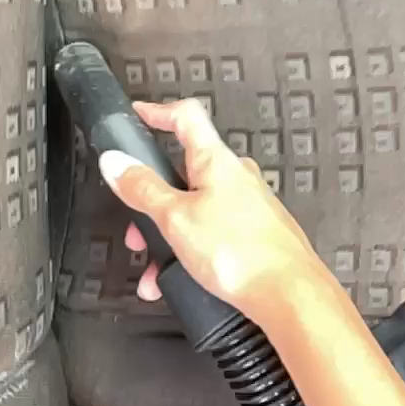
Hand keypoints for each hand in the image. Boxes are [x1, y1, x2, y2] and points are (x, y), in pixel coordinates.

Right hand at [98, 99, 321, 316]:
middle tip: (136, 223)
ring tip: (156, 266)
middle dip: (153, 200)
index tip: (139, 114)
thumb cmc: (242, 252)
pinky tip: (181, 279)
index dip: (159, 111)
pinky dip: (190, 252)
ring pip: (196, 209)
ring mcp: (248, 204)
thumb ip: (143, 189)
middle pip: (184, 171)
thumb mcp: (176, 218)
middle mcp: (236, 175)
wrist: (288, 294)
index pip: (186, 116)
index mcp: (216, 160)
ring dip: (169, 236)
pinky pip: (213, 233)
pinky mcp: (255, 231)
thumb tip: (116, 163)